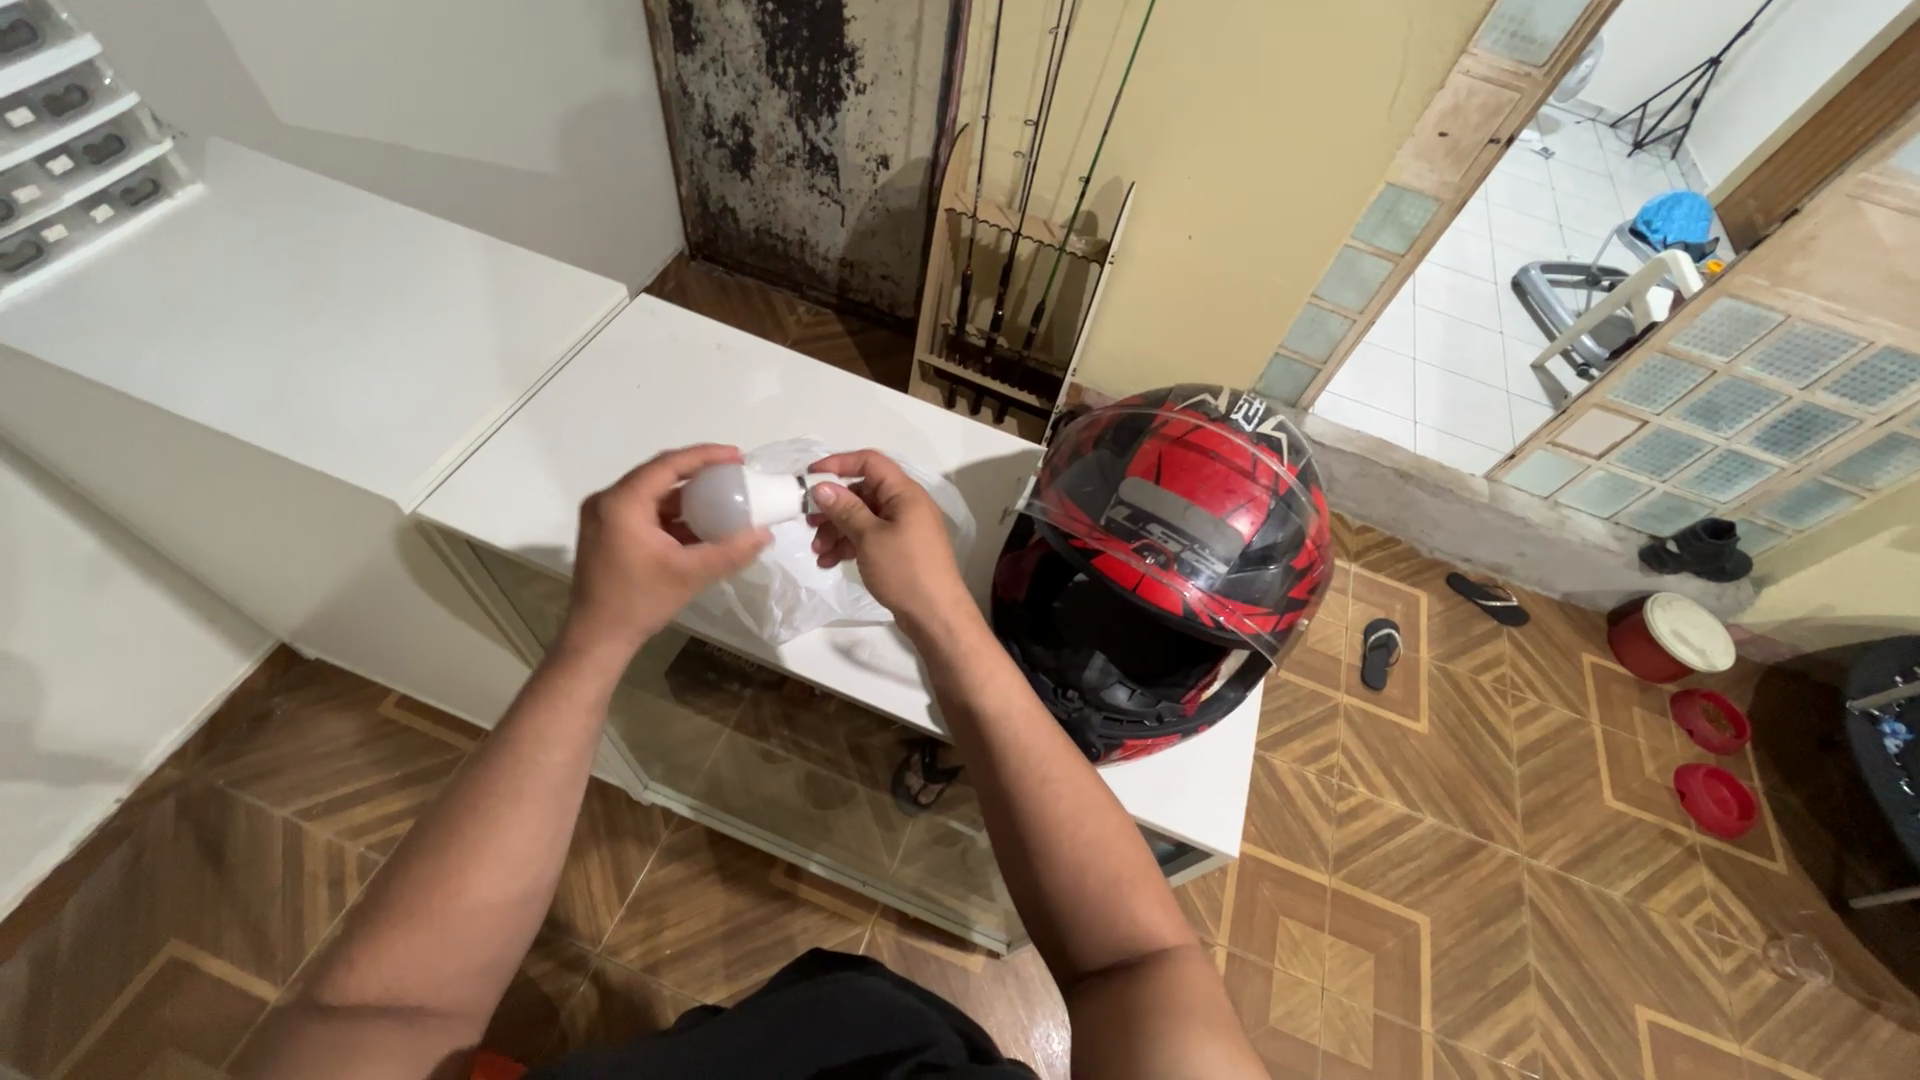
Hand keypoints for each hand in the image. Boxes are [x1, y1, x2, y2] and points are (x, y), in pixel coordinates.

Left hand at [561, 444, 769, 657]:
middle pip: (659, 475)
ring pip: (653, 494)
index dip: (704, 456)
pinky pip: (646, 512)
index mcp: (621, 503)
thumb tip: (765, 534)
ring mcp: (605, 518)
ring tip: (722, 495)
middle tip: (733, 473)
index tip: (736, 456)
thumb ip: (730, 551)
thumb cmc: (638, 602)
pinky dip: (674, 514)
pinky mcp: (608, 534)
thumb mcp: (690, 574)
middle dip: (698, 472)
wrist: (597, 638)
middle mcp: (608, 502)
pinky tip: (701, 523)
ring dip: (687, 495)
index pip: (667, 465)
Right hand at [807, 449, 972, 633]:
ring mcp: (903, 529)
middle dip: (833, 506)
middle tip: (809, 522)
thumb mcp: (870, 537)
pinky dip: (848, 545)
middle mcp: (906, 505)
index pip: (870, 462)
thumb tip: (821, 486)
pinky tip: (829, 562)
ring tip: (818, 551)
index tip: (810, 476)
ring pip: (862, 518)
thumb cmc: (905, 570)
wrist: (936, 615)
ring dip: (837, 530)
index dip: (839, 464)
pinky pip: (869, 538)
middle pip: (862, 492)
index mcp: (905, 493)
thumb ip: (845, 509)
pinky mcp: (899, 550)